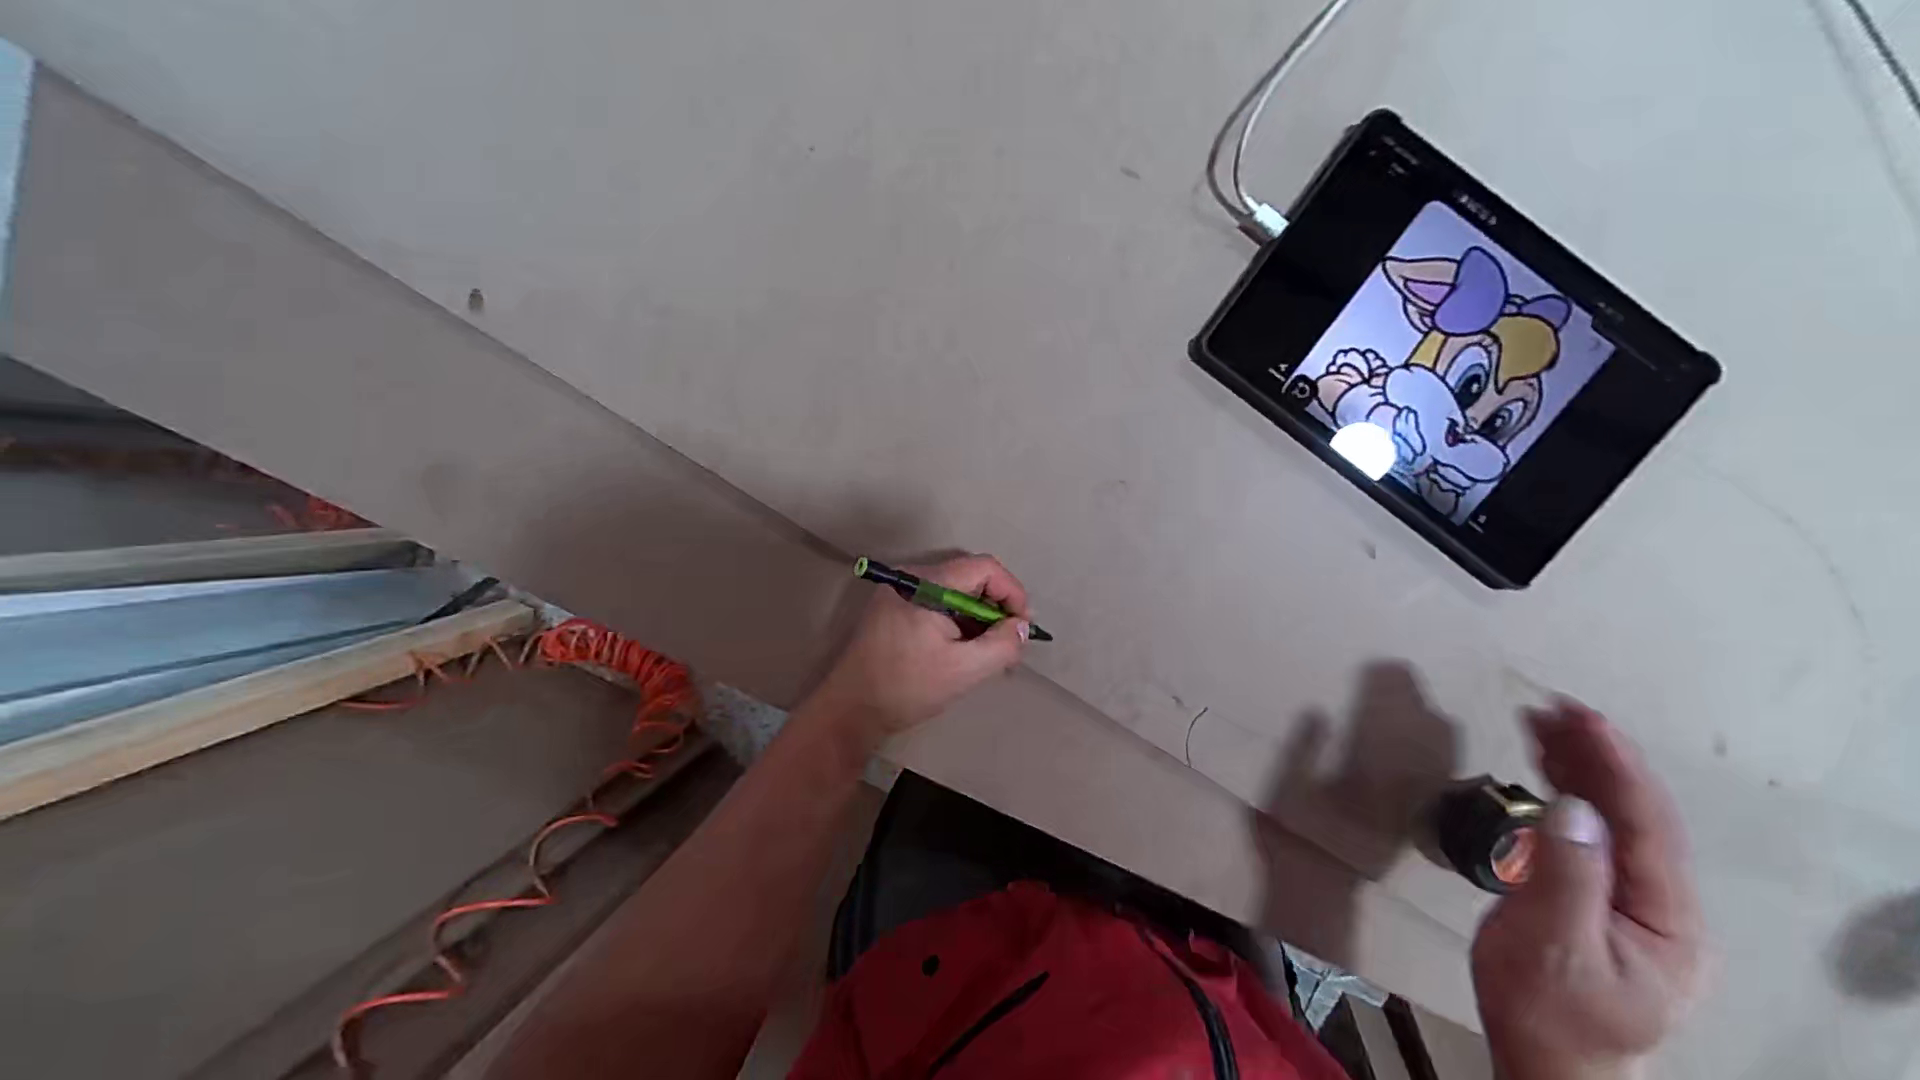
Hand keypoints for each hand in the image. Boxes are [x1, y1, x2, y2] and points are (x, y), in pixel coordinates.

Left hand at [802, 554, 1031, 745]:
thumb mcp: (964, 670)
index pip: (984, 568)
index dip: (1011, 593)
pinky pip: (937, 605)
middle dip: (996, 609)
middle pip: (970, 578)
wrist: (849, 710)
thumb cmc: (906, 687)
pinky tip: (963, 653)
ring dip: (977, 619)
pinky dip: (957, 624)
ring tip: (988, 655)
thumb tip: (1022, 627)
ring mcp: (900, 593)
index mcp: (927, 584)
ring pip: (955, 593)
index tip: (1021, 627)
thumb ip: (1001, 645)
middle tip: (1008, 645)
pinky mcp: (894, 610)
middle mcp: (912, 578)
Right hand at [1471, 701, 1705, 1079]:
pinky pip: (1588, 831)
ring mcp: (1630, 897)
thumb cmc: (1549, 1008)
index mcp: (1666, 918)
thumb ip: (1565, 876)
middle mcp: (1659, 901)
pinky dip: (1566, 790)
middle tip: (1555, 708)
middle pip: (1634, 814)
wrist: (1548, 1058)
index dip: (1616, 767)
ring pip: (1613, 817)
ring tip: (1543, 723)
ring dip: (1580, 767)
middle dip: (1598, 757)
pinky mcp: (1595, 892)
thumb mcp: (1553, 945)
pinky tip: (1546, 768)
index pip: (1645, 826)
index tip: (1582, 720)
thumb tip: (1569, 806)